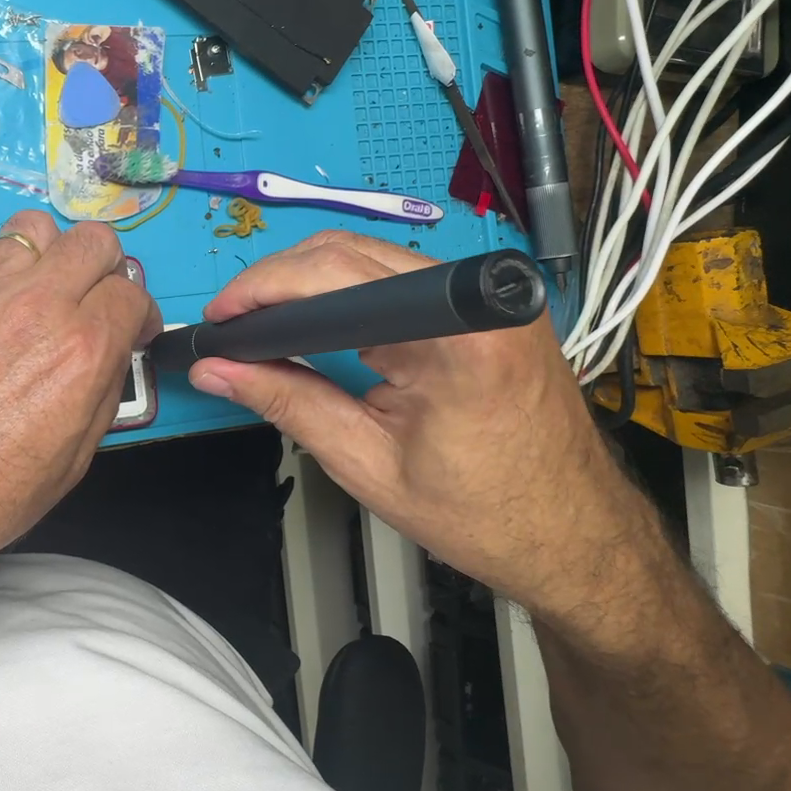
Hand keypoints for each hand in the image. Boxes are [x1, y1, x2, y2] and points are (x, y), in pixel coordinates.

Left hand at [0, 211, 159, 573]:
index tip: (129, 328)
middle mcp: (38, 305)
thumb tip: (110, 352)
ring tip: (41, 289)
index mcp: (81, 348)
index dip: (137, 313)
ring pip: (35, 229)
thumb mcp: (77, 455)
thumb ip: (103, 386)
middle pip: (93, 241)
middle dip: (105, 269)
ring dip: (48, 256)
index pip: (132, 293)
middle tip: (93, 300)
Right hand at [187, 231, 648, 615]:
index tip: (222, 322)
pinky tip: (308, 326)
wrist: (576, 538)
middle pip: (346, 252)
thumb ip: (285, 402)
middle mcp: (479, 293)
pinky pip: (392, 279)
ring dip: (303, 287)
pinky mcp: (483, 306)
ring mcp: (487, 294)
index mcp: (458, 331)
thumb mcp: (365, 462)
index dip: (264, 289)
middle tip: (230, 329)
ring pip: (365, 257)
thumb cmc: (482, 514)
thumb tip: (214, 370)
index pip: (334, 273)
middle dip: (274, 283)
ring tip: (258, 329)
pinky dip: (339, 297)